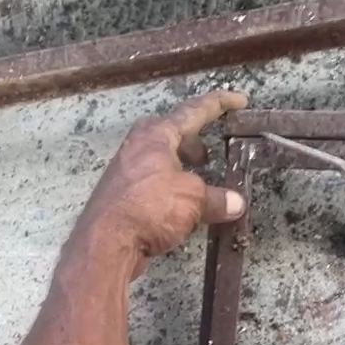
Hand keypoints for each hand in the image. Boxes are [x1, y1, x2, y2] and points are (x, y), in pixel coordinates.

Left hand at [71, 92, 248, 274]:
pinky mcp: (120, 198)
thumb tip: (236, 204)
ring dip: (180, 170)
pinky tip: (177, 208)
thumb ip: (216, 199)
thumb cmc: (148, 208)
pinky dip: (168, 190)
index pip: (194, 111)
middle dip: (192, 143)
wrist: (106, 243)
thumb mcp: (192, 200)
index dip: (220, 104)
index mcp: (156, 135)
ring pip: (160, 161)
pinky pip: (151, 185)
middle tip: (208, 157)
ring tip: (196, 185)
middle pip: (171, 135)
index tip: (239, 100)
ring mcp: (125, 173)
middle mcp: (137, 148)